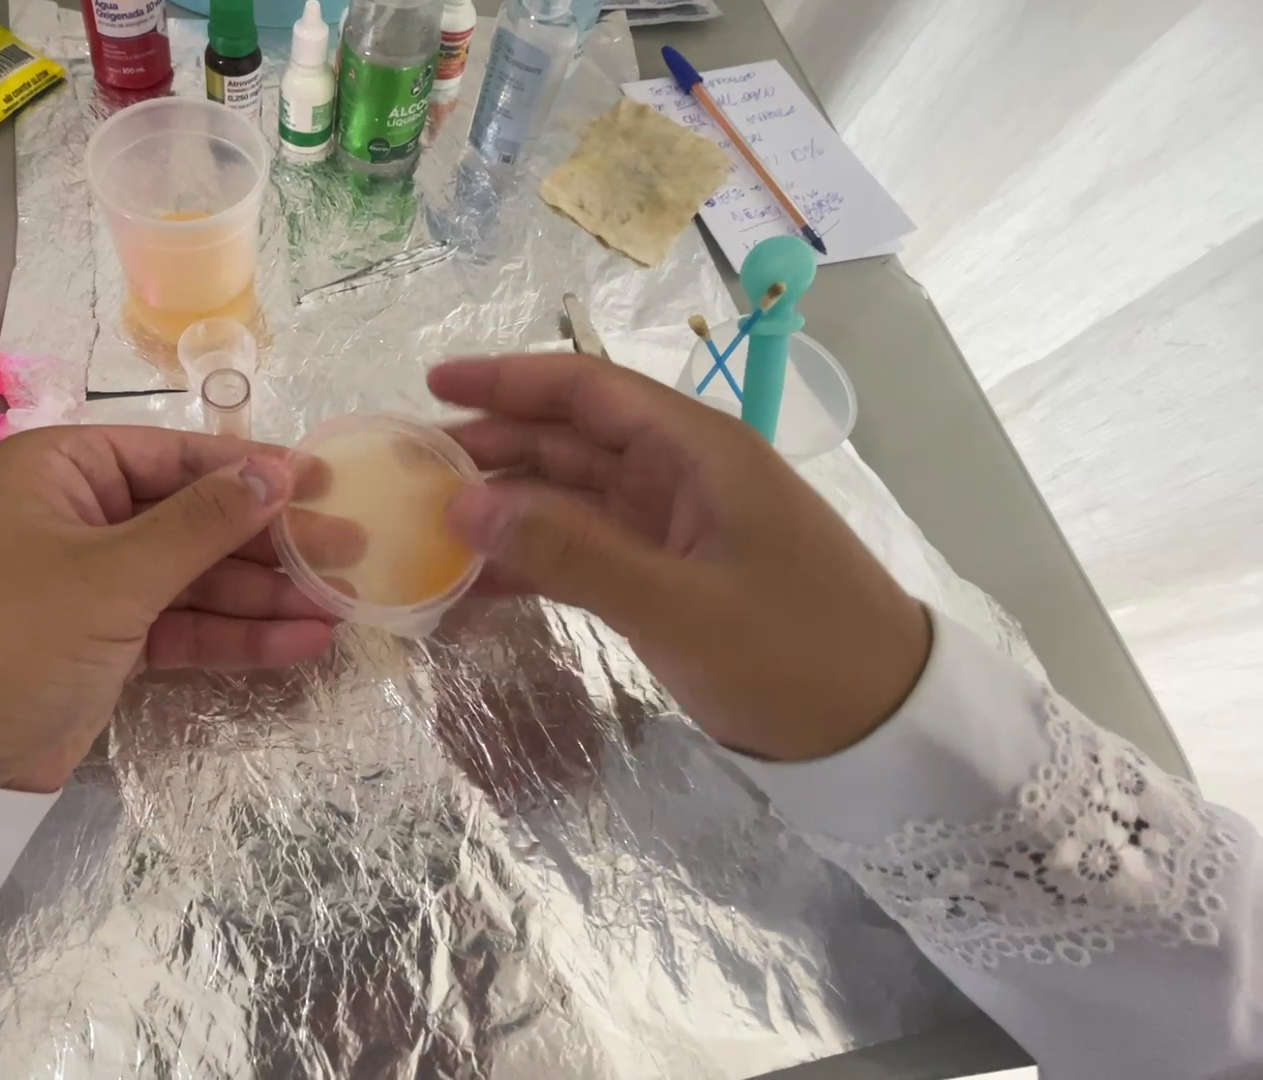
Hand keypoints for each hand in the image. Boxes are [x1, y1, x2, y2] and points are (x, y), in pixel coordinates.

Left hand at [0, 426, 336, 791]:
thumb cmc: (8, 636)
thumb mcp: (110, 574)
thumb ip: (200, 523)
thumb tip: (275, 471)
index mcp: (64, 471)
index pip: (174, 457)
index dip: (250, 470)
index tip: (321, 482)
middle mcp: (83, 518)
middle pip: (194, 520)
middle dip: (270, 541)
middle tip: (349, 550)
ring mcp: (97, 584)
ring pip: (195, 579)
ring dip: (263, 595)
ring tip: (340, 605)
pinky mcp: (109, 642)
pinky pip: (182, 627)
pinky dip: (234, 636)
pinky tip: (299, 642)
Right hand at [430, 354, 930, 761]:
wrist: (878, 731)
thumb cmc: (794, 654)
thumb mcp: (676, 603)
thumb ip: (566, 551)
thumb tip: (462, 505)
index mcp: (693, 450)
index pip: (585, 389)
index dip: (506, 380)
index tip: (433, 382)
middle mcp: (675, 474)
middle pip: (565, 440)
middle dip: (490, 444)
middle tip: (414, 466)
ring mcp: (665, 526)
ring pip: (564, 496)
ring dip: (502, 506)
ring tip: (430, 521)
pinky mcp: (658, 572)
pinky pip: (577, 549)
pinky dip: (528, 559)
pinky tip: (476, 579)